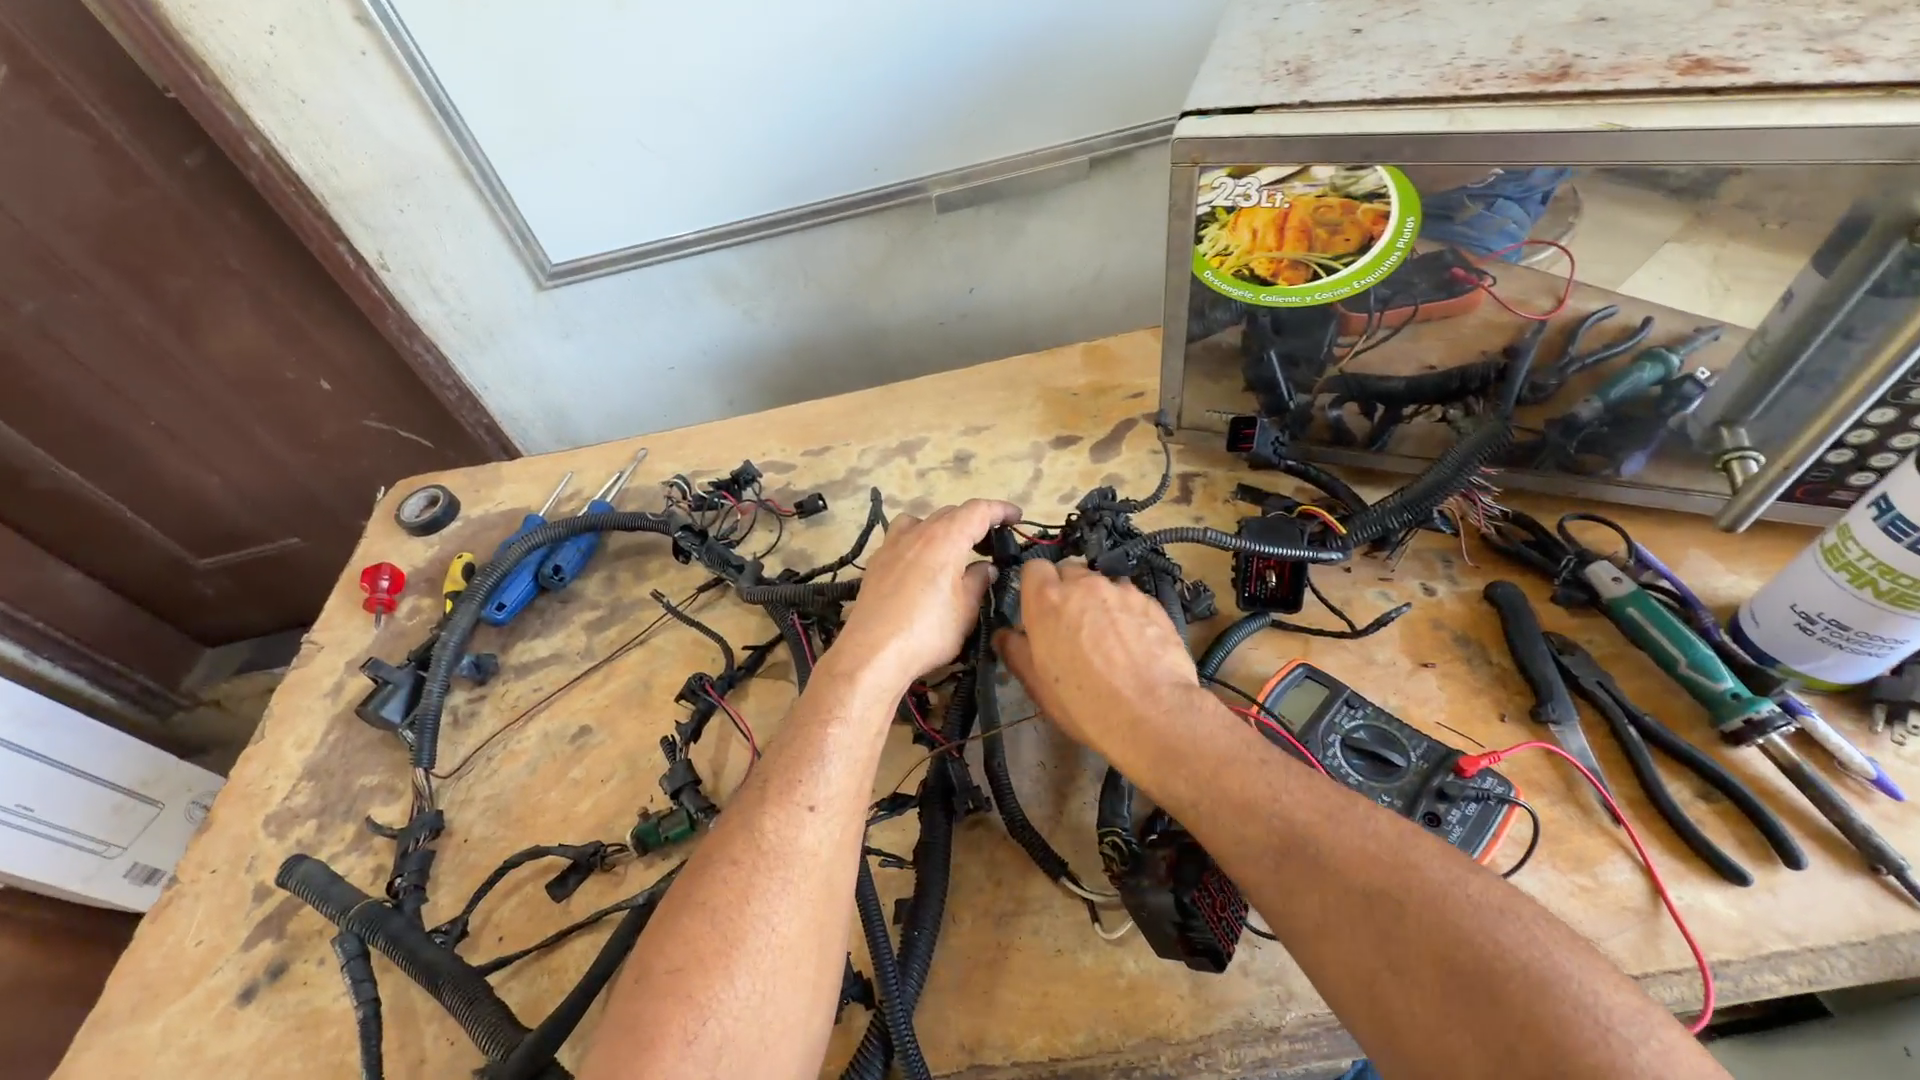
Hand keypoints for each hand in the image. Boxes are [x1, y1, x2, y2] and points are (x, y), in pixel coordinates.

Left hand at [830, 499, 1021, 691]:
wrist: (872, 653)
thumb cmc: (928, 632)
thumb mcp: (965, 610)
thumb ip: (978, 582)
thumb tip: (985, 568)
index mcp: (945, 539)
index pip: (978, 510)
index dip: (1000, 510)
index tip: (1016, 517)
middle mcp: (917, 533)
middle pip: (950, 513)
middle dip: (974, 521)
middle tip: (991, 543)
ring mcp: (891, 546)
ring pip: (920, 521)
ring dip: (941, 528)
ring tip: (952, 550)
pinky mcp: (876, 564)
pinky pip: (901, 539)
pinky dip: (917, 542)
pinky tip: (920, 567)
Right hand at [994, 561, 1201, 752]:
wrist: (1152, 714)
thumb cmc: (1084, 703)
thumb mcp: (1037, 685)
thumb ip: (1015, 651)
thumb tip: (1004, 634)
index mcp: (1047, 600)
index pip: (1034, 568)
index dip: (1035, 585)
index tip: (1039, 608)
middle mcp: (1084, 585)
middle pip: (1070, 571)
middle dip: (1067, 591)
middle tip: (1072, 625)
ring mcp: (1121, 591)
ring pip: (1103, 584)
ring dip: (1099, 601)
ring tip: (1108, 636)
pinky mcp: (1152, 603)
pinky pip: (1131, 598)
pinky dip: (1127, 613)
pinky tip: (1134, 643)